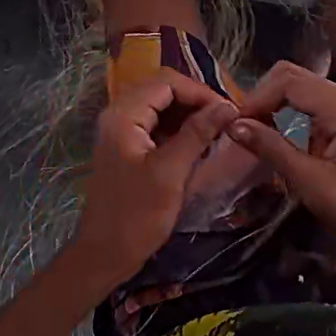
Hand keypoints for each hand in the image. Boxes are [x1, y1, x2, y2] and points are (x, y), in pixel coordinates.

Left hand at [71, 68, 237, 283]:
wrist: (104, 253)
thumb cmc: (136, 215)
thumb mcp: (170, 173)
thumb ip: (197, 134)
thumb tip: (228, 106)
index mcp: (123, 115)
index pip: (166, 82)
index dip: (200, 92)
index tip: (230, 111)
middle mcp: (118, 114)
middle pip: (162, 89)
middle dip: (196, 100)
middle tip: (226, 119)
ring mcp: (121, 130)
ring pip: (160, 106)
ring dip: (189, 114)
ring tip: (218, 130)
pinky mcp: (127, 146)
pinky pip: (156, 124)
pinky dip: (179, 128)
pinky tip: (199, 143)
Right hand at [228, 61, 335, 284]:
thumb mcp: (312, 184)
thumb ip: (272, 149)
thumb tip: (233, 125)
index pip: (288, 82)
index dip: (256, 99)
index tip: (233, 128)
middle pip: (293, 77)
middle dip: (262, 98)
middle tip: (241, 130)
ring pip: (300, 89)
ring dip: (273, 105)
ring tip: (253, 134)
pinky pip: (311, 105)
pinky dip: (288, 114)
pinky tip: (277, 138)